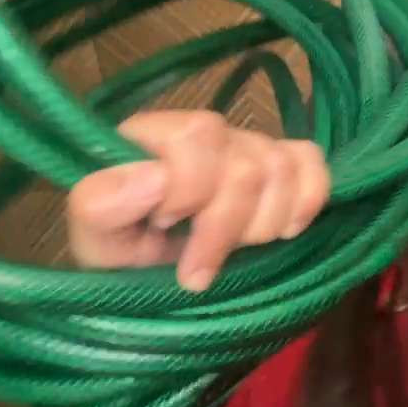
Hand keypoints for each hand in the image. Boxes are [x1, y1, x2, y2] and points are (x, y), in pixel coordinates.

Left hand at [66, 110, 330, 291]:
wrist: (149, 273)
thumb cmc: (121, 255)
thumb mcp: (94, 242)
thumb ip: (101, 206)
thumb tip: (155, 177)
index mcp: (153, 136)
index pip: (197, 135)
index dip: (190, 188)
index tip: (164, 227)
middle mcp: (205, 133)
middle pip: (247, 165)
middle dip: (228, 227)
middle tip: (198, 266)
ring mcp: (248, 146)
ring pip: (283, 169)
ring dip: (264, 224)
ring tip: (237, 251)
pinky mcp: (282, 164)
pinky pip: (312, 163)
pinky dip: (307, 200)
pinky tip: (286, 231)